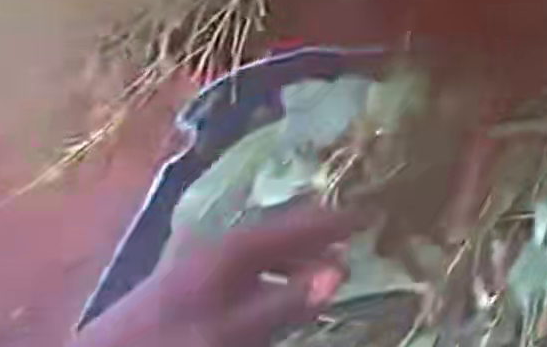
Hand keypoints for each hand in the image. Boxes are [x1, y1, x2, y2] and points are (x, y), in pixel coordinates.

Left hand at [70, 204, 364, 346]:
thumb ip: (286, 303)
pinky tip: (276, 294)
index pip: (306, 221)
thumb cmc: (167, 345)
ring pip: (265, 253)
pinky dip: (272, 275)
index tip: (379, 213)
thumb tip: (345, 271)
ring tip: (323, 273)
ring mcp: (200, 267)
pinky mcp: (185, 289)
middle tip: (355, 245)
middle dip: (322, 239)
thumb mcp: (228, 333)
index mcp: (237, 247)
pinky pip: (246, 271)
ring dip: (298, 259)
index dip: (343, 218)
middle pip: (286, 233)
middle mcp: (223, 246)